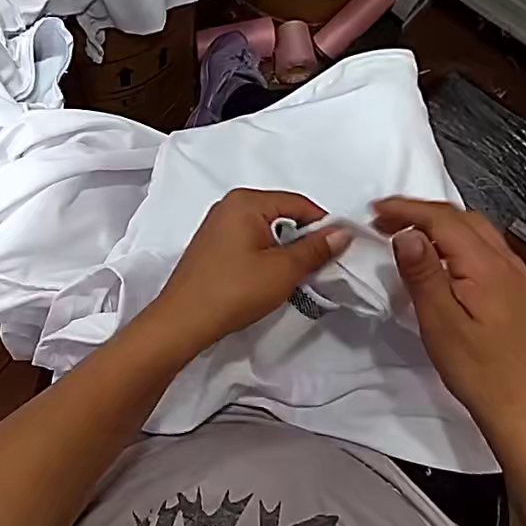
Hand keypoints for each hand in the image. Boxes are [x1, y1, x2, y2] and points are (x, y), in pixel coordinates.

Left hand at [148, 189, 350, 346]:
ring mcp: (217, 226)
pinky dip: (265, 255)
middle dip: (302, 238)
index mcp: (245, 201)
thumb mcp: (284, 270)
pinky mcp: (212, 247)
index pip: (298, 204)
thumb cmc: (234, 291)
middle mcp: (229, 206)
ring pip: (266, 230)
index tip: (339, 248)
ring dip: (284, 250)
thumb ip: (316, 248)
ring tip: (294, 276)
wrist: (182, 323)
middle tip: (318, 265)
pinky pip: (249, 241)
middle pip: (282, 214)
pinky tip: (269, 278)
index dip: (323, 225)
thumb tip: (342, 232)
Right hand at [373, 198, 525, 436]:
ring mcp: (512, 271)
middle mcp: (504, 260)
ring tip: (405, 232)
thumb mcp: (441, 323)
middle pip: (459, 216)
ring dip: (437, 222)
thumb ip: (423, 274)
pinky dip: (453, 237)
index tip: (376, 211)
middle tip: (384, 220)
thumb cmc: (480, 370)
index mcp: (486, 265)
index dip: (406, 210)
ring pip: (472, 227)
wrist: (523, 403)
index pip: (442, 219)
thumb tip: (406, 234)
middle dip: (419, 212)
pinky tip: (437, 253)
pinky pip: (481, 243)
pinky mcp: (512, 284)